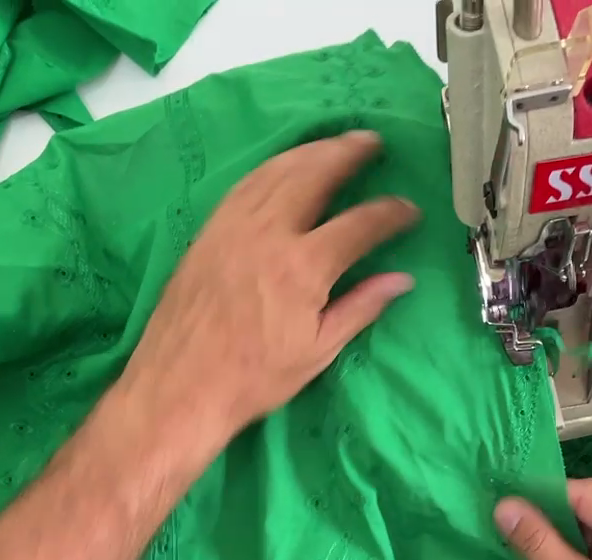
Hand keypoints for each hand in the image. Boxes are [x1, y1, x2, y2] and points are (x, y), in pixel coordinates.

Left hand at [119, 130, 419, 444]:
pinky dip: (273, 167)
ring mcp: (234, 225)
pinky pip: (247, 183)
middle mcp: (269, 232)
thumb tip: (402, 280)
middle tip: (370, 142)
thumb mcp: (317, 351)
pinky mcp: (209, 229)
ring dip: (310, 151)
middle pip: (314, 174)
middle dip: (346, 154)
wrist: (181, 384)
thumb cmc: (256, 378)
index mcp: (303, 268)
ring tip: (334, 144)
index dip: (390, 213)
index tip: (410, 209)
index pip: (359, 225)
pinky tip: (284, 167)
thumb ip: (360, 308)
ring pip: (277, 170)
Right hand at [495, 479, 591, 559]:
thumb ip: (537, 542)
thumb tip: (504, 505)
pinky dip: (574, 557)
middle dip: (550, 519)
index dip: (543, 495)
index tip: (506, 504)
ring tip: (521, 546)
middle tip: (508, 526)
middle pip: (590, 512)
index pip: (585, 494)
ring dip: (559, 540)